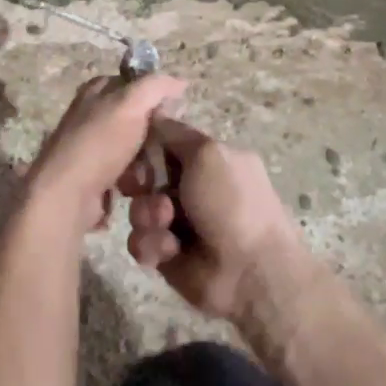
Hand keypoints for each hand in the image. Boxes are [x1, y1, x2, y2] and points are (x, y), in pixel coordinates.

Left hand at [27, 73, 187, 232]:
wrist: (67, 195)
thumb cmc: (99, 144)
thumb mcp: (130, 105)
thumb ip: (154, 87)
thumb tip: (179, 81)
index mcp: (95, 92)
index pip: (129, 84)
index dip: (152, 95)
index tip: (171, 113)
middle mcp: (89, 116)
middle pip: (133, 120)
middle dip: (151, 135)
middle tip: (164, 148)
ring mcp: (90, 148)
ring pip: (131, 149)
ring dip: (145, 163)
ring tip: (151, 174)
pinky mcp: (91, 177)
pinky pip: (123, 175)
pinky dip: (132, 182)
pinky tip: (137, 189)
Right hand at [124, 118, 306, 319]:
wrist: (251, 273)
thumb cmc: (232, 204)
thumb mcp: (208, 153)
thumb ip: (176, 133)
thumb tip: (154, 112)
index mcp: (208, 160)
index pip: (165, 143)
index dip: (146, 145)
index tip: (134, 148)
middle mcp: (192, 188)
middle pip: (145, 175)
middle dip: (140, 181)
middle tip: (141, 188)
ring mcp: (178, 223)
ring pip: (139, 209)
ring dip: (148, 215)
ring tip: (165, 226)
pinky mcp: (166, 254)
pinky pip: (141, 242)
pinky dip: (151, 244)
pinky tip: (169, 250)